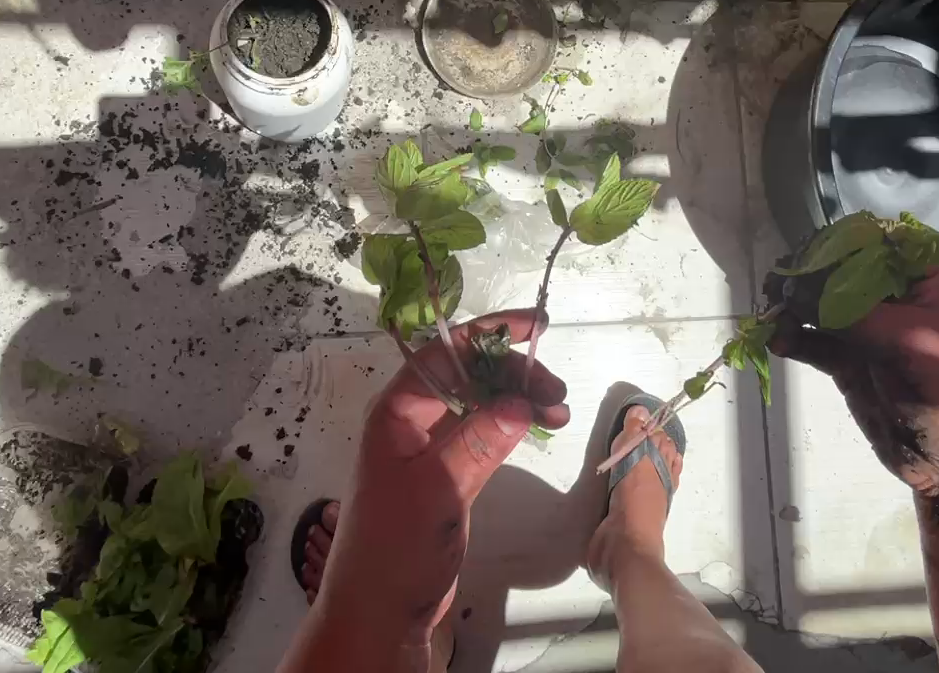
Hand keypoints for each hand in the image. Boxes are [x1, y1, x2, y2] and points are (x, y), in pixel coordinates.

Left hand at [315, 310, 571, 639]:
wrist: (380, 614)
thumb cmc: (395, 547)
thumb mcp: (438, 489)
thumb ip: (478, 440)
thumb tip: (520, 401)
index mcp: (398, 408)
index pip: (446, 352)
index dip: (489, 331)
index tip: (536, 325)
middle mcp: (414, 417)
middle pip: (468, 372)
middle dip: (513, 371)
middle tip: (556, 391)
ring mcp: (432, 443)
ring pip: (481, 400)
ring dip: (518, 398)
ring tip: (559, 411)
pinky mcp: (450, 469)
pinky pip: (485, 429)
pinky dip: (513, 424)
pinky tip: (540, 427)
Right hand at [770, 268, 938, 495]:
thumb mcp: (910, 340)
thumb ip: (847, 310)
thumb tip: (790, 287)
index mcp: (921, 281)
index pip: (867, 245)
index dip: (829, 248)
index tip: (798, 261)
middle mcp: (892, 301)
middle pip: (834, 275)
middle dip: (802, 281)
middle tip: (774, 290)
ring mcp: (868, 334)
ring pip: (817, 307)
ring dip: (791, 310)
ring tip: (773, 322)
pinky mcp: (850, 365)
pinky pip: (813, 342)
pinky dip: (793, 339)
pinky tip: (778, 344)